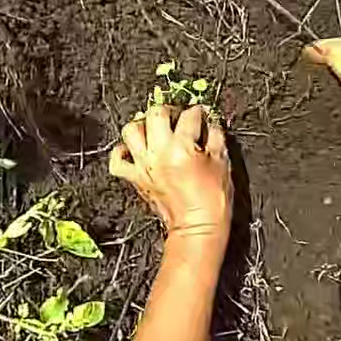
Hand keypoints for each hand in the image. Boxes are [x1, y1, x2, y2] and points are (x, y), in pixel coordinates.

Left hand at [110, 104, 231, 239]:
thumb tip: (211, 120)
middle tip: (179, 117)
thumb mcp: (222, 162)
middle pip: (156, 113)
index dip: (199, 112)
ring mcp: (143, 165)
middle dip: (170, 110)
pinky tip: (135, 149)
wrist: (198, 230)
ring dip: (143, 125)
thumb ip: (216, 136)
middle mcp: (158, 152)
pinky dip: (122, 151)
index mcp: (182, 147)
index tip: (203, 114)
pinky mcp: (135, 178)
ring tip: (156, 128)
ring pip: (131, 130)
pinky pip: (117, 160)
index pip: (189, 116)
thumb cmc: (212, 201)